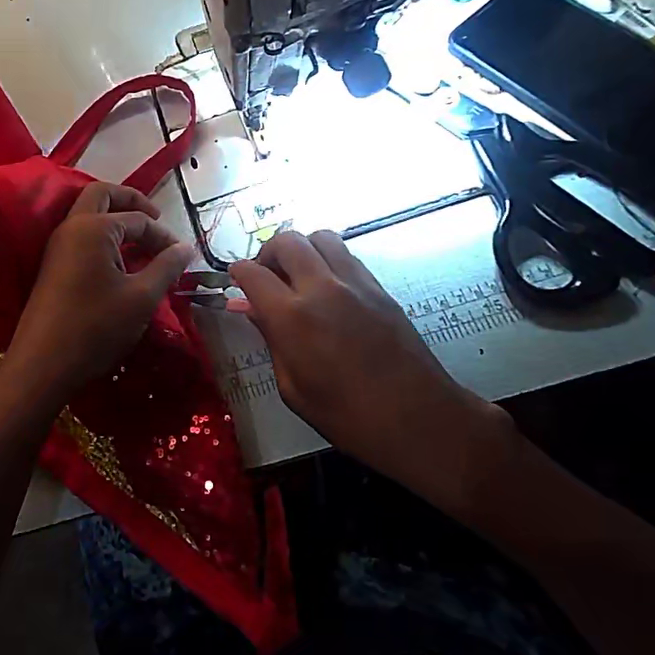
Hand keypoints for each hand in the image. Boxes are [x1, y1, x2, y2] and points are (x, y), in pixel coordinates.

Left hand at [4, 181, 195, 406]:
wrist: (43, 365)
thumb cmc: (96, 327)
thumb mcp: (141, 298)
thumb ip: (166, 267)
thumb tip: (185, 248)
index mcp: (93, 228)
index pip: (138, 219)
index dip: (164, 236)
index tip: (182, 257)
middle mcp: (71, 227)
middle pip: (102, 195)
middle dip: (131, 201)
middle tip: (155, 219)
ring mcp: (57, 246)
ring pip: (88, 215)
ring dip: (115, 219)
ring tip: (142, 244)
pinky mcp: (53, 266)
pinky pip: (81, 236)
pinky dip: (103, 237)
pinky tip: (120, 263)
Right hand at [229, 230, 508, 488]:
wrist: (418, 418)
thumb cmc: (348, 417)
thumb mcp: (293, 388)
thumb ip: (271, 340)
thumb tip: (251, 310)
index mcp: (293, 317)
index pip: (253, 272)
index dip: (238, 273)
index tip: (236, 282)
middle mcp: (322, 288)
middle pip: (287, 240)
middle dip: (267, 253)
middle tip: (266, 277)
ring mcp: (355, 282)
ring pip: (320, 237)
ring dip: (302, 249)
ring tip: (298, 276)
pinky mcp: (379, 286)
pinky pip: (346, 254)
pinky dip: (328, 259)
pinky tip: (328, 288)